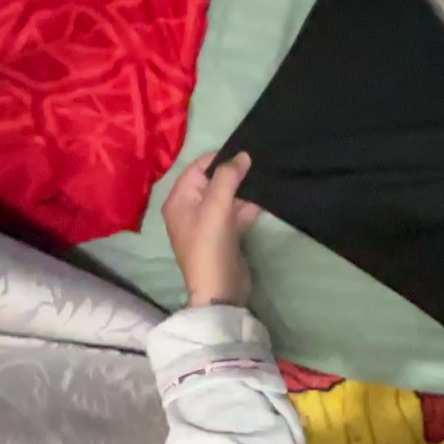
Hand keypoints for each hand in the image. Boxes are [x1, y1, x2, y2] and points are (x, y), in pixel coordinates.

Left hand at [163, 151, 261, 307]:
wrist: (220, 290)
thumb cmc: (211, 245)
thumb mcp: (217, 206)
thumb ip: (229, 177)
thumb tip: (243, 155)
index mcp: (179, 200)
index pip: (197, 168)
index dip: (219, 159)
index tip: (245, 153)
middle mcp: (190, 210)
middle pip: (213, 182)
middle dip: (234, 174)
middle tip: (259, 164)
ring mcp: (208, 224)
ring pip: (227, 199)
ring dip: (244, 191)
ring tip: (265, 178)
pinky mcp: (224, 236)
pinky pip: (235, 214)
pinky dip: (248, 207)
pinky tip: (264, 200)